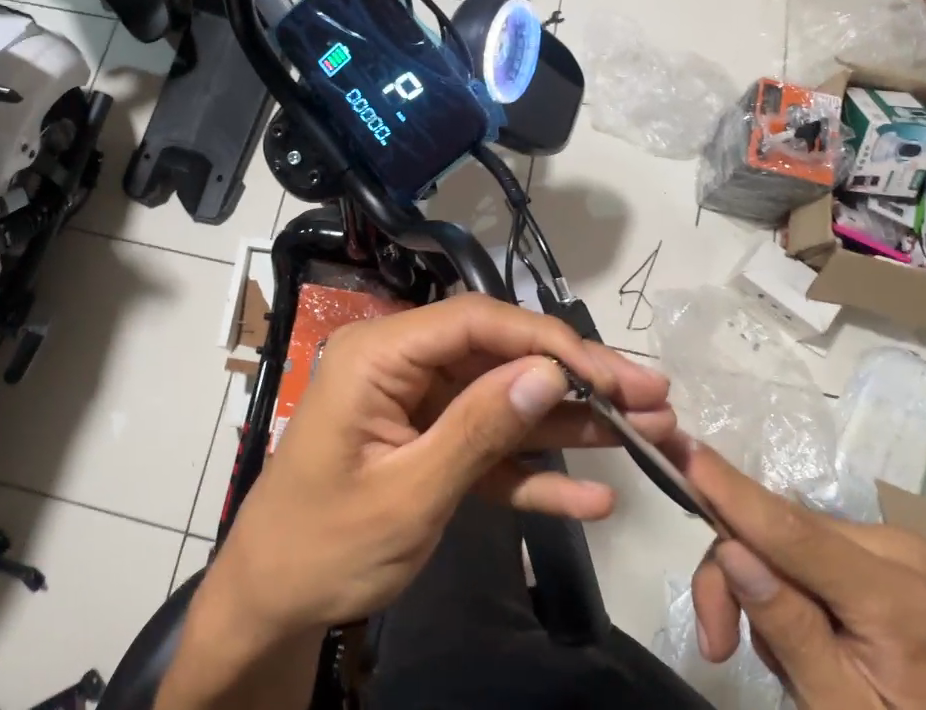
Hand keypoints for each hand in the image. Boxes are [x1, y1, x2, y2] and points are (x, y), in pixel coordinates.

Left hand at [156, 295, 672, 709]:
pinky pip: (487, 449)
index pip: (476, 322)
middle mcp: (400, 367)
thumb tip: (552, 373)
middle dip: (576, 379)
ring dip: (570, 423)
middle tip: (653, 397)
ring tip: (648, 435)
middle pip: (499, 357)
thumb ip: (480, 428)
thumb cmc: (326, 544)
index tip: (612, 375)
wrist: (272, 603)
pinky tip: (592, 500)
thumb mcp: (408, 491)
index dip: (548, 342)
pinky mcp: (427, 447)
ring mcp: (416, 408)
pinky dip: (533, 474)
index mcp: (379, 356)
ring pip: (503, 400)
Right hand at [668, 436, 925, 709]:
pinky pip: (814, 550)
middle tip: (716, 645)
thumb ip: (790, 630)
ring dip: (762, 587)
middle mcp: (899, 551)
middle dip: (734, 577)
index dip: (732, 490)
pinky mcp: (897, 556)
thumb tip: (731, 549)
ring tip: (778, 658)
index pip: (792, 531)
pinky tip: (807, 635)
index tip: (683, 447)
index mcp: (895, 598)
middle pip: (779, 534)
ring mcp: (901, 549)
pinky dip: (792, 584)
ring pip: (789, 539)